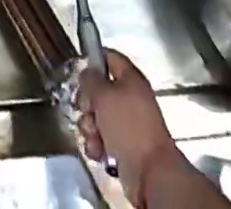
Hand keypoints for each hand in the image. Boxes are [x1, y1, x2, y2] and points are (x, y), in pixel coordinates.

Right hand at [76, 49, 181, 202]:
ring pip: (95, 115)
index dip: (93, 59)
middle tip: (86, 108)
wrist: (151, 173)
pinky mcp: (123, 146)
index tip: (79, 68)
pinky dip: (95, 144)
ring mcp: (127, 124)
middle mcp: (130, 100)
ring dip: (88, 125)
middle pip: (98, 89)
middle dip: (86, 101)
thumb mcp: (103, 94)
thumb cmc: (128, 126)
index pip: (110, 57)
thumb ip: (90, 78)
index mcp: (131, 81)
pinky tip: (98, 150)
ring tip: (94, 136)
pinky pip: (100, 137)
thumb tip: (87, 73)